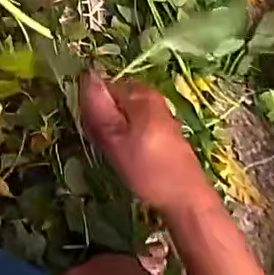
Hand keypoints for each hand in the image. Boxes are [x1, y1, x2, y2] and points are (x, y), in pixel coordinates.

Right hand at [79, 72, 215, 216]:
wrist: (187, 201)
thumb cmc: (148, 170)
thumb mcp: (114, 139)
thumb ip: (98, 107)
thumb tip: (86, 74)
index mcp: (140, 93)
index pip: (101, 88)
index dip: (92, 110)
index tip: (94, 132)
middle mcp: (151, 97)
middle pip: (112, 100)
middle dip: (103, 120)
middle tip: (105, 145)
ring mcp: (159, 113)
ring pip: (122, 115)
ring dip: (113, 132)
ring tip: (117, 154)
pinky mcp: (163, 130)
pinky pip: (134, 126)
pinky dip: (127, 138)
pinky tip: (130, 158)